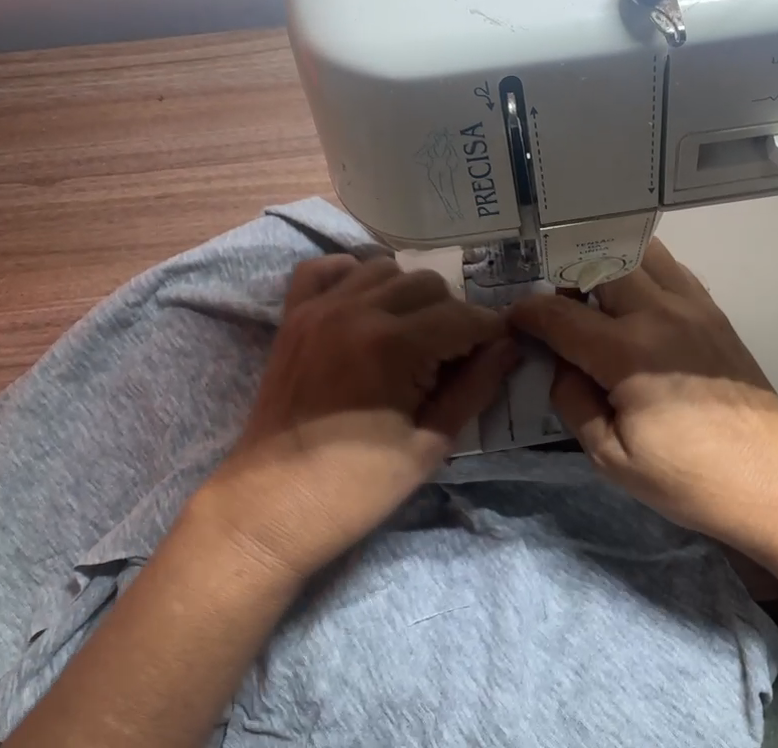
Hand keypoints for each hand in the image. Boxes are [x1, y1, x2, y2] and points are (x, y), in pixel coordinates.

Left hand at [204, 254, 515, 576]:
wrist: (268, 508)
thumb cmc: (355, 489)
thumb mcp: (429, 446)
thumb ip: (474, 388)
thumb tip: (509, 347)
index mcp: (393, 345)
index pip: (463, 317)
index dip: (490, 334)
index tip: (498, 354)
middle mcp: (356, 311)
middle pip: (429, 284)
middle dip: (453, 314)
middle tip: (452, 356)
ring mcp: (318, 309)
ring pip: (384, 269)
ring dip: (408, 295)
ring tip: (411, 335)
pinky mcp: (292, 317)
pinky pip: (325, 268)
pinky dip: (352, 276)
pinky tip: (367, 306)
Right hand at [509, 240, 777, 554]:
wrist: (774, 477)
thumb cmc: (690, 478)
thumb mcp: (612, 458)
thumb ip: (574, 403)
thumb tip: (561, 365)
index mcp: (628, 353)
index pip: (560, 314)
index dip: (528, 313)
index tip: (513, 318)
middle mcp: (659, 313)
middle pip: (599, 264)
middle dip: (567, 277)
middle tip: (558, 309)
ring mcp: (692, 306)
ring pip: (639, 253)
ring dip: (608, 263)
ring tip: (595, 296)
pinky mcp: (714, 312)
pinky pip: (671, 269)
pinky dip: (643, 271)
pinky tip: (635, 299)